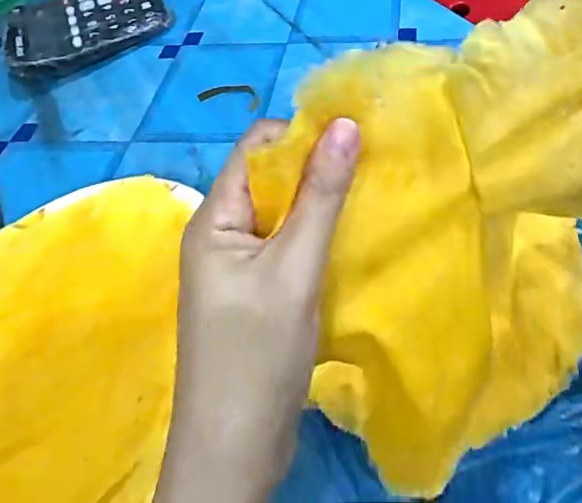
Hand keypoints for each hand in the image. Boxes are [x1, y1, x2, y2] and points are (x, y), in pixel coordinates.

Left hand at [155, 118, 360, 502]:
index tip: (350, 139)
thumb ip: (322, 196)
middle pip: (270, 177)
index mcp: (214, 218)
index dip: (300, 135)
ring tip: (365, 195)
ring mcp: (237, 264)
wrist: (233, 458)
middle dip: (315, 166)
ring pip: (282, 210)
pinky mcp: (254, 290)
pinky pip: (286, 242)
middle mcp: (221, 232)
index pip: (256, 148)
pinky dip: (315, 233)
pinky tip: (348, 236)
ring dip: (319, 201)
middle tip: (366, 166)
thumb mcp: (295, 268)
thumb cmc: (257, 355)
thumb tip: (346, 123)